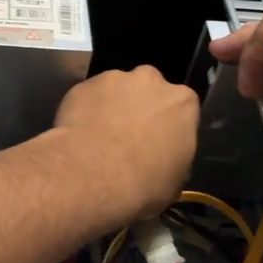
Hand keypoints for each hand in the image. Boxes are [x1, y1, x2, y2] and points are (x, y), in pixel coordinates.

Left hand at [53, 66, 198, 219]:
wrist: (92, 176)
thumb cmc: (144, 183)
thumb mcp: (176, 179)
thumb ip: (174, 153)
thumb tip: (162, 155)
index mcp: (182, 102)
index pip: (181, 106)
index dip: (169, 124)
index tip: (159, 140)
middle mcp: (150, 80)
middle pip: (148, 89)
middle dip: (140, 106)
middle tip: (129, 135)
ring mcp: (113, 79)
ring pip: (116, 89)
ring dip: (112, 106)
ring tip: (100, 136)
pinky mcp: (82, 85)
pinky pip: (88, 96)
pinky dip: (86, 109)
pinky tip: (80, 133)